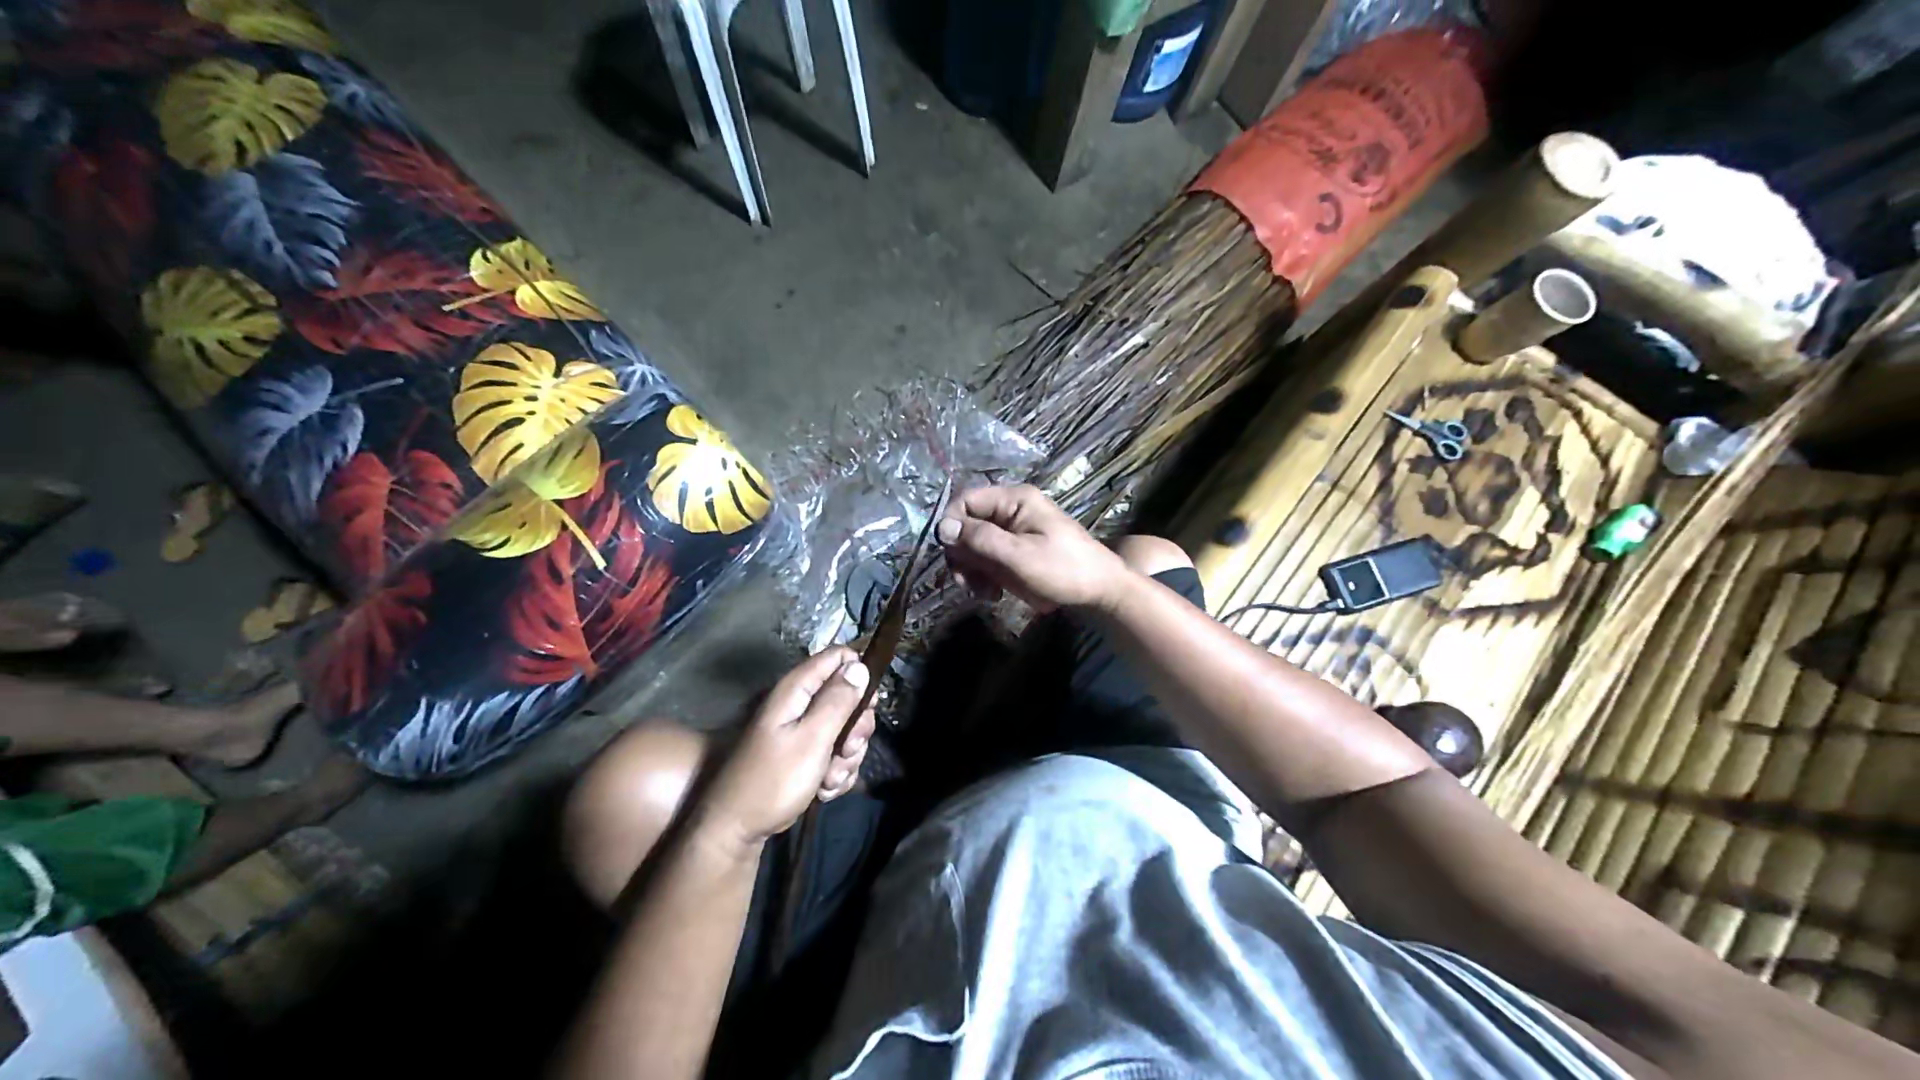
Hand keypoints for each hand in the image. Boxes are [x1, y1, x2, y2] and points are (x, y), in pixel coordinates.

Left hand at [695, 647, 876, 851]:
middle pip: (847, 697)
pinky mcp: (804, 756)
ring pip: (845, 731)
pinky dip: (835, 773)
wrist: (739, 830)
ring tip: (829, 779)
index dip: (859, 674)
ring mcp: (802, 732)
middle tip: (846, 750)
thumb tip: (860, 666)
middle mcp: (799, 705)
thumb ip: (838, 700)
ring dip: (846, 757)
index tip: (869, 704)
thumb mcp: (812, 739)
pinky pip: (835, 754)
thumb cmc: (774, 780)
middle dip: (856, 728)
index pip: (837, 658)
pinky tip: (824, 789)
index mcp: (796, 690)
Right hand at [935, 484, 1129, 612]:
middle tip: (968, 583)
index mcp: (1014, 500)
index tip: (952, 557)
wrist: (1101, 592)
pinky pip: (987, 559)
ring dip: (972, 570)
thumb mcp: (1018, 556)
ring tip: (985, 594)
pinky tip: (993, 593)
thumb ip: (980, 540)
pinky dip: (984, 576)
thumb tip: (942, 527)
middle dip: (962, 555)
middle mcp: (1011, 510)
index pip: (965, 501)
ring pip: (973, 545)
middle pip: (966, 525)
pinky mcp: (1015, 551)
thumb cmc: (1063, 570)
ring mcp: (1013, 531)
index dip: (952, 527)